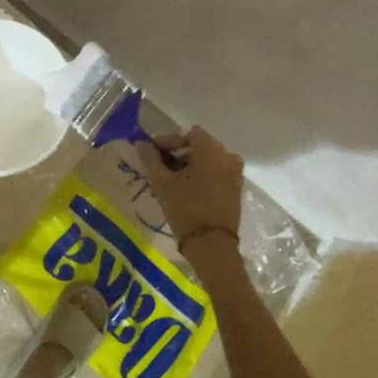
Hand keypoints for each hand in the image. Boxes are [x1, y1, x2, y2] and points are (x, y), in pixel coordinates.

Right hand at [134, 127, 243, 249]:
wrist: (211, 243)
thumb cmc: (185, 207)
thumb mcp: (162, 182)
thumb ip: (150, 159)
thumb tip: (142, 144)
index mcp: (211, 149)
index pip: (187, 134)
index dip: (167, 142)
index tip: (151, 154)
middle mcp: (227, 156)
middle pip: (197, 148)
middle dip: (175, 157)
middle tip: (156, 172)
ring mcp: (234, 173)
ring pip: (205, 163)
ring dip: (185, 169)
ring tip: (166, 186)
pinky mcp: (235, 189)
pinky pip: (214, 175)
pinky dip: (198, 178)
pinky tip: (182, 193)